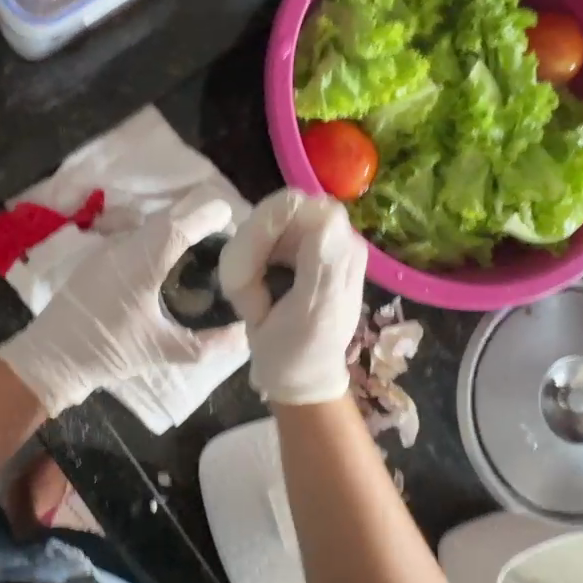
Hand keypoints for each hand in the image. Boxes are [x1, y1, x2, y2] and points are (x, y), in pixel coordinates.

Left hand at [0, 196, 248, 415]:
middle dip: (198, 216)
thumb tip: (245, 336)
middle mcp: (124, 246)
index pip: (181, 223)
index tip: (234, 218)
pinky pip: (135, 236)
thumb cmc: (107, 351)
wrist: (50, 358)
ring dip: (177, 225)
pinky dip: (158, 238)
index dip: (209, 214)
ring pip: (150, 224)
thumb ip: (208, 344)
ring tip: (204, 245)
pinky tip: (170, 261)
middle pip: (168, 216)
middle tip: (226, 234)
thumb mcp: (163, 351)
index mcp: (142, 262)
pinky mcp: (97, 259)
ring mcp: (107, 250)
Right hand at [218, 189, 366, 405]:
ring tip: (254, 302)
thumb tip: (324, 211)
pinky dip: (243, 272)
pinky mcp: (284, 256)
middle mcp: (324, 237)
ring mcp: (302, 245)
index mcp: (339, 245)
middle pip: (268, 214)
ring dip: (243, 268)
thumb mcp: (315, 306)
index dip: (264, 227)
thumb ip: (321, 255)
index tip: (256, 266)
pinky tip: (254, 299)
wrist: (295, 379)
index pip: (292, 203)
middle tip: (252, 293)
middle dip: (250, 253)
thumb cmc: (302, 348)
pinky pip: (250, 247)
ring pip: (253, 230)